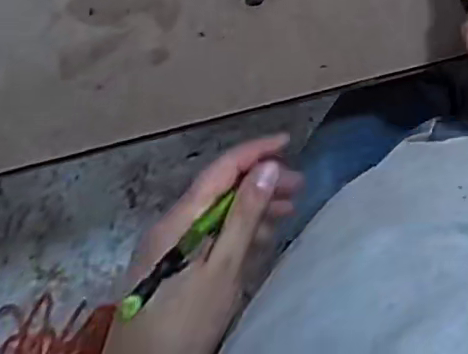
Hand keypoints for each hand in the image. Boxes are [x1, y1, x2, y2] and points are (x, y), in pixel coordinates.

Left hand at [104, 134, 303, 353]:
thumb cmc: (183, 325)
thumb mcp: (221, 270)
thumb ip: (244, 216)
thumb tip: (268, 167)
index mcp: (179, 218)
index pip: (222, 168)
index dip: (256, 151)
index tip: (288, 142)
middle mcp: (171, 225)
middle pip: (221, 188)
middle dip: (260, 181)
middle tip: (298, 186)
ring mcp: (169, 248)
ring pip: (218, 212)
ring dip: (253, 206)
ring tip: (287, 211)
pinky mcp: (172, 269)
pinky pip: (210, 234)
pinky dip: (238, 230)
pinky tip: (260, 238)